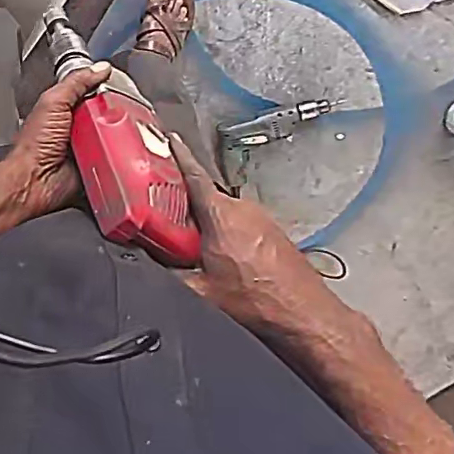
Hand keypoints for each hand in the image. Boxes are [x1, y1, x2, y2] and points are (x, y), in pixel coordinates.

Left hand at [0, 61, 113, 220]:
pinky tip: (124, 150)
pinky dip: (122, 155)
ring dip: (122, 134)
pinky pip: (117, 158)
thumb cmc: (34, 146)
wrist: (35, 181)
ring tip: (125, 131)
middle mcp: (78, 128)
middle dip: (119, 112)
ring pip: (116, 135)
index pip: (93, 92)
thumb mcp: (53, 102)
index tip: (120, 84)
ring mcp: (88, 148)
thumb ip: (75, 83)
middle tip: (124, 111)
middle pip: (109, 114)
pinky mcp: (97, 166)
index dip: (107, 88)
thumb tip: (100, 68)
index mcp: (66, 110)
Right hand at [169, 133, 360, 337]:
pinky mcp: (271, 230)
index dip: (178, 155)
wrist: (304, 314)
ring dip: (209, 225)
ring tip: (200, 254)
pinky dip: (227, 234)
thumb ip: (170, 273)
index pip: (194, 175)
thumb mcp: (201, 291)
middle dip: (186, 208)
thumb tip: (149, 267)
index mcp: (221, 216)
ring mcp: (260, 218)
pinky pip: (240, 224)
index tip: (169, 139)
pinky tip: (226, 261)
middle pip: (205, 197)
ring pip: (223, 212)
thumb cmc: (261, 301)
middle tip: (170, 227)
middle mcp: (242, 209)